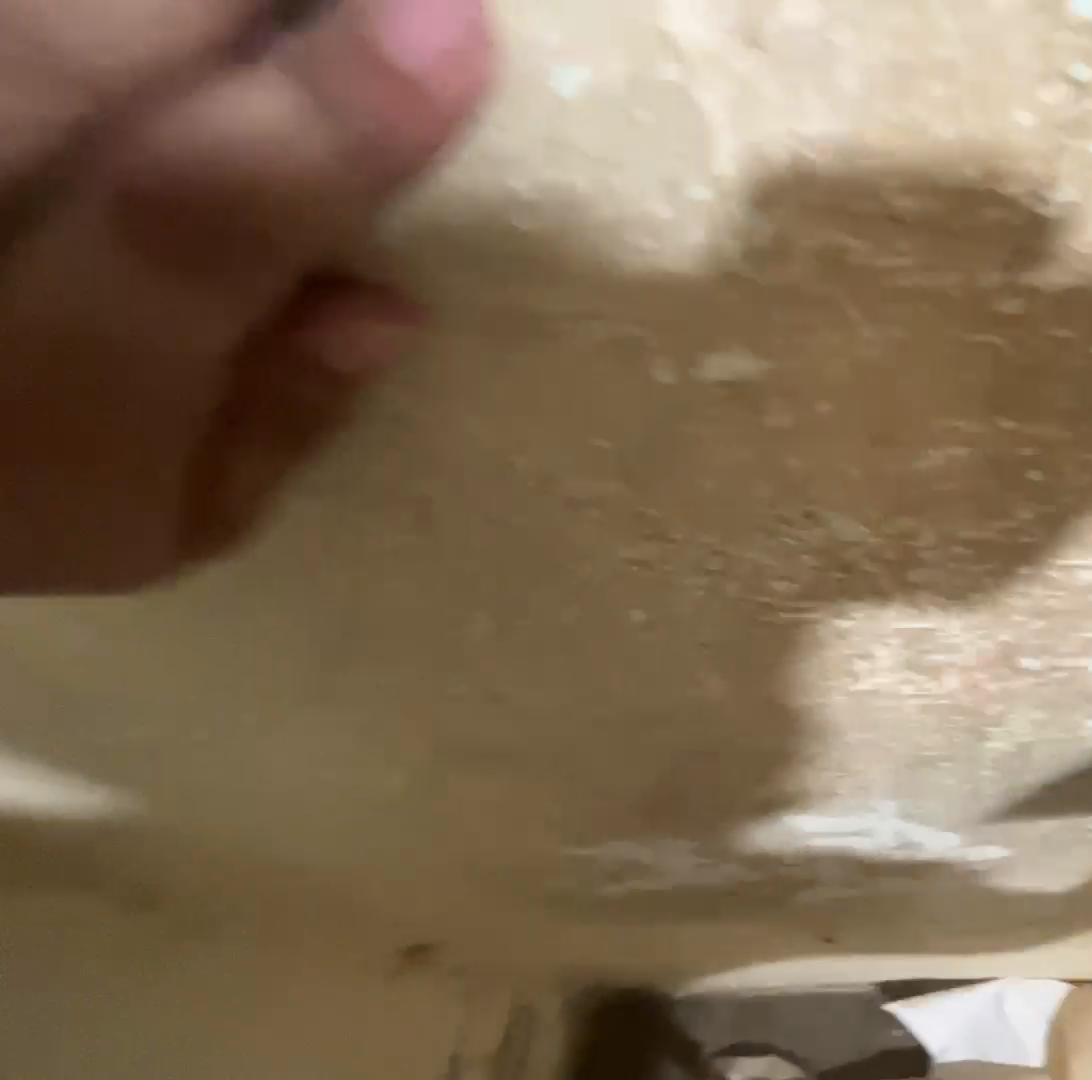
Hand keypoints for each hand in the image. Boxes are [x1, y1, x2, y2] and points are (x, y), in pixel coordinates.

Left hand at [0, 0, 492, 592]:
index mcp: (46, 394)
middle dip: (249, 0)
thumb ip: (281, 423)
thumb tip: (390, 310)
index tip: (455, 32)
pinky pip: (30, 31)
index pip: (194, 222)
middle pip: (62, 52)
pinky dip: (114, 25)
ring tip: (314, 12)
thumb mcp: (166, 517)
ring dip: (194, 4)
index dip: (330, 121)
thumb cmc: (11, 493)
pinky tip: (219, 39)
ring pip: (35, 26)